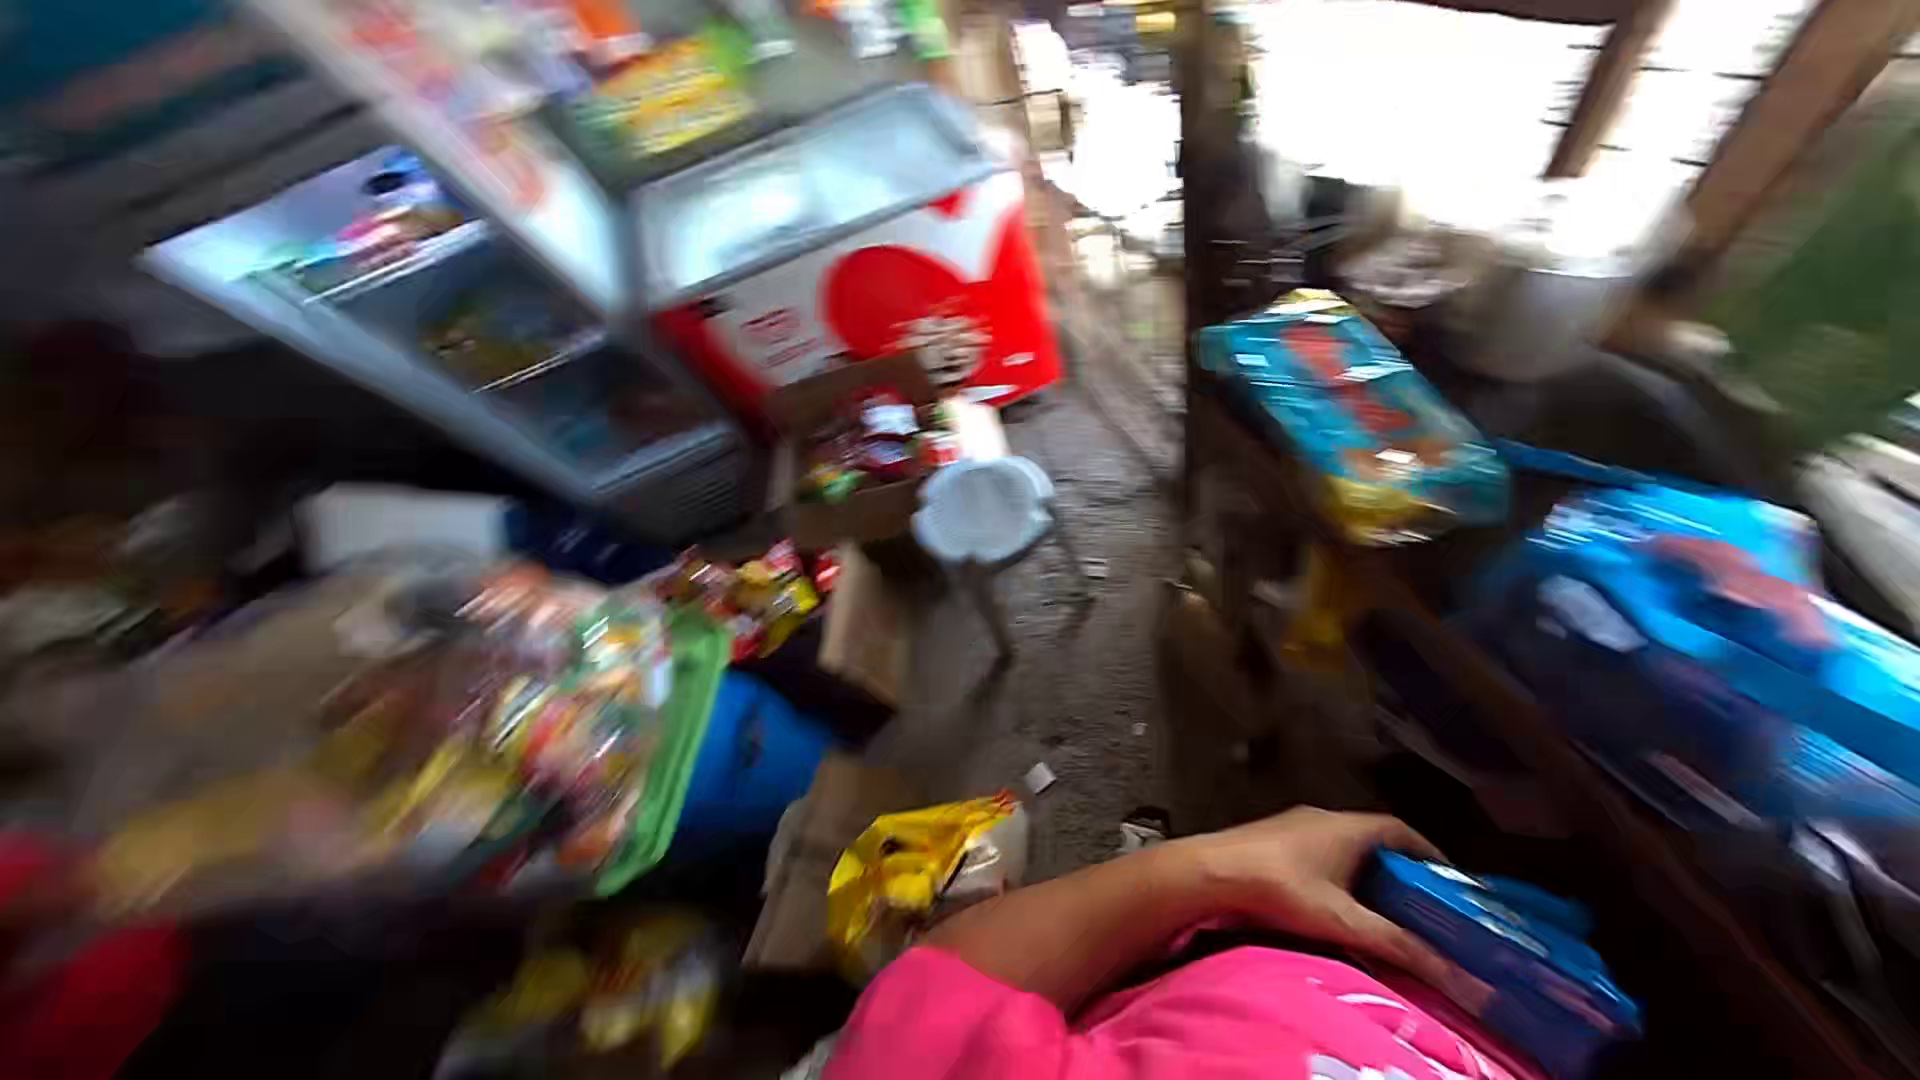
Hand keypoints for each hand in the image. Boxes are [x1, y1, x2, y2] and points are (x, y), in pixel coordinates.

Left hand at [1172, 807, 1477, 994]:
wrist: (1211, 871)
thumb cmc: (1281, 888)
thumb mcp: (1345, 921)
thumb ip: (1400, 946)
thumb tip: (1460, 977)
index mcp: (1344, 826)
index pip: (1400, 829)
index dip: (1429, 853)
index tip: (1451, 883)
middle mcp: (1321, 816)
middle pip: (1372, 836)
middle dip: (1400, 868)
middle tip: (1425, 905)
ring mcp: (1293, 823)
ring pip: (1343, 843)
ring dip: (1367, 871)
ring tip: (1388, 909)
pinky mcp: (1272, 837)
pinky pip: (1319, 849)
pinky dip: (1339, 871)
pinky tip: (1339, 901)